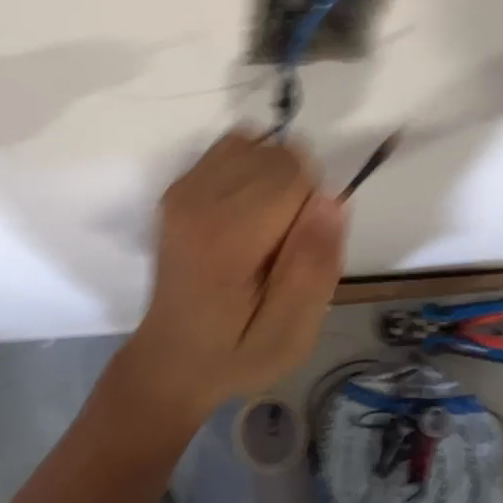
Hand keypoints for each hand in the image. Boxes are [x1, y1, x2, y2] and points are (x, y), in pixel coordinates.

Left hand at [108, 130, 346, 427]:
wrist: (171, 359)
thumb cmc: (235, 352)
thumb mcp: (290, 333)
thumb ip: (314, 266)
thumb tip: (331, 198)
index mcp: (225, 238)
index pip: (294, 174)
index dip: (313, 208)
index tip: (299, 251)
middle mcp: (197, 200)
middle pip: (276, 154)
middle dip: (296, 190)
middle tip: (282, 248)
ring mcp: (183, 189)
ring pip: (256, 144)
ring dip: (273, 176)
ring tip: (264, 229)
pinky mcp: (179, 187)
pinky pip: (232, 148)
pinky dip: (250, 170)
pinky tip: (245, 215)